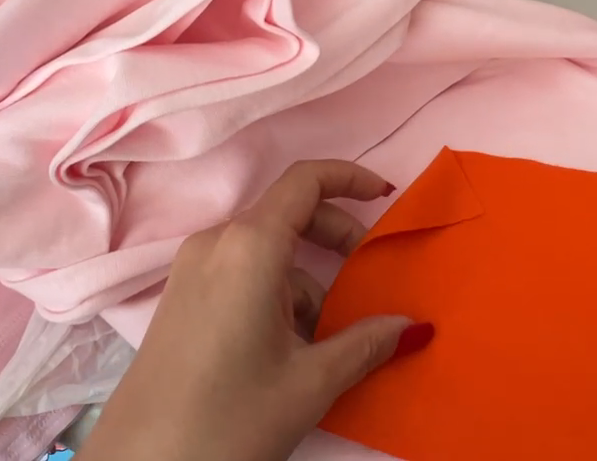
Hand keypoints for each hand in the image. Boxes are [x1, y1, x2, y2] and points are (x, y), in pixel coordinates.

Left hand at [78, 160, 431, 460]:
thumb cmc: (228, 419)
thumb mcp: (309, 383)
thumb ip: (366, 344)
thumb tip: (414, 326)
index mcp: (250, 244)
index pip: (306, 180)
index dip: (349, 177)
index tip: (385, 197)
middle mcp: (218, 241)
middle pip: (289, 212)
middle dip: (336, 234)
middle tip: (368, 272)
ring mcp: (194, 267)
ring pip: (266, 248)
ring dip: (307, 272)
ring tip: (332, 329)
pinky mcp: (182, 295)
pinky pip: (241, 270)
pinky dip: (277, 288)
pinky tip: (292, 343)